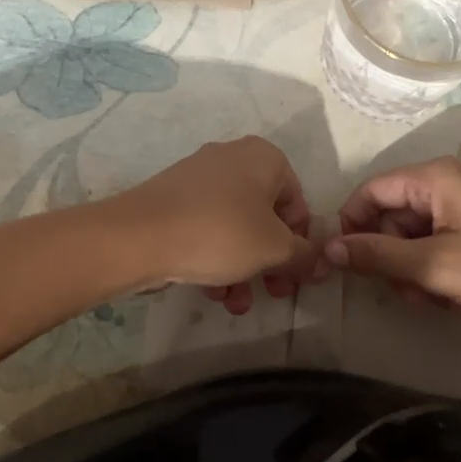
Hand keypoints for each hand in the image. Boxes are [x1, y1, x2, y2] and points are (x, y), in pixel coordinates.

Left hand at [105, 137, 324, 312]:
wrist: (139, 236)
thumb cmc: (220, 233)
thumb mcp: (273, 249)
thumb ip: (304, 254)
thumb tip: (321, 260)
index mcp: (264, 157)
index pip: (298, 203)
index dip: (302, 244)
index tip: (297, 277)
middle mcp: (232, 158)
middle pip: (266, 217)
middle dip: (271, 262)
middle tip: (273, 293)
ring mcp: (198, 177)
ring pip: (235, 227)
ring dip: (243, 268)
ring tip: (236, 304)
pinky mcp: (172, 199)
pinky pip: (207, 228)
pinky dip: (215, 257)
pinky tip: (211, 292)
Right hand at [329, 156, 460, 338]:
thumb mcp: (434, 266)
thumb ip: (377, 255)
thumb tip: (327, 249)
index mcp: (436, 177)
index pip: (371, 191)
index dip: (352, 226)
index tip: (346, 266)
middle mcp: (450, 180)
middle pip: (394, 215)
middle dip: (392, 257)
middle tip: (407, 294)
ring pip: (417, 233)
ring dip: (416, 270)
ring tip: (436, 301)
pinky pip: (442, 240)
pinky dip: (439, 268)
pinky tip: (455, 297)